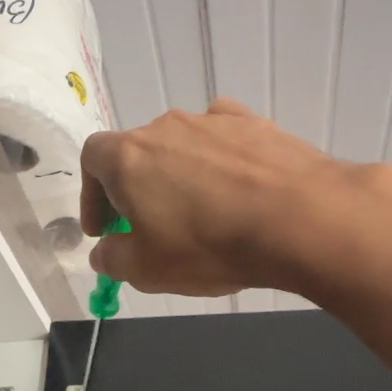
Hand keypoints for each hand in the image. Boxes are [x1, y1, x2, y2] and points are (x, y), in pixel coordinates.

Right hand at [80, 98, 385, 298]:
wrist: (299, 218)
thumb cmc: (208, 246)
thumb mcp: (146, 270)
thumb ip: (113, 259)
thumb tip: (105, 251)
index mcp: (128, 158)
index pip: (92, 159)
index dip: (92, 196)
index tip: (104, 228)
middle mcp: (165, 128)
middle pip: (136, 151)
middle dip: (133, 189)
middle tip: (146, 227)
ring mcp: (212, 120)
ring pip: (180, 146)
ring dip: (176, 176)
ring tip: (196, 215)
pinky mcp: (254, 124)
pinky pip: (221, 141)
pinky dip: (217, 163)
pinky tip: (233, 192)